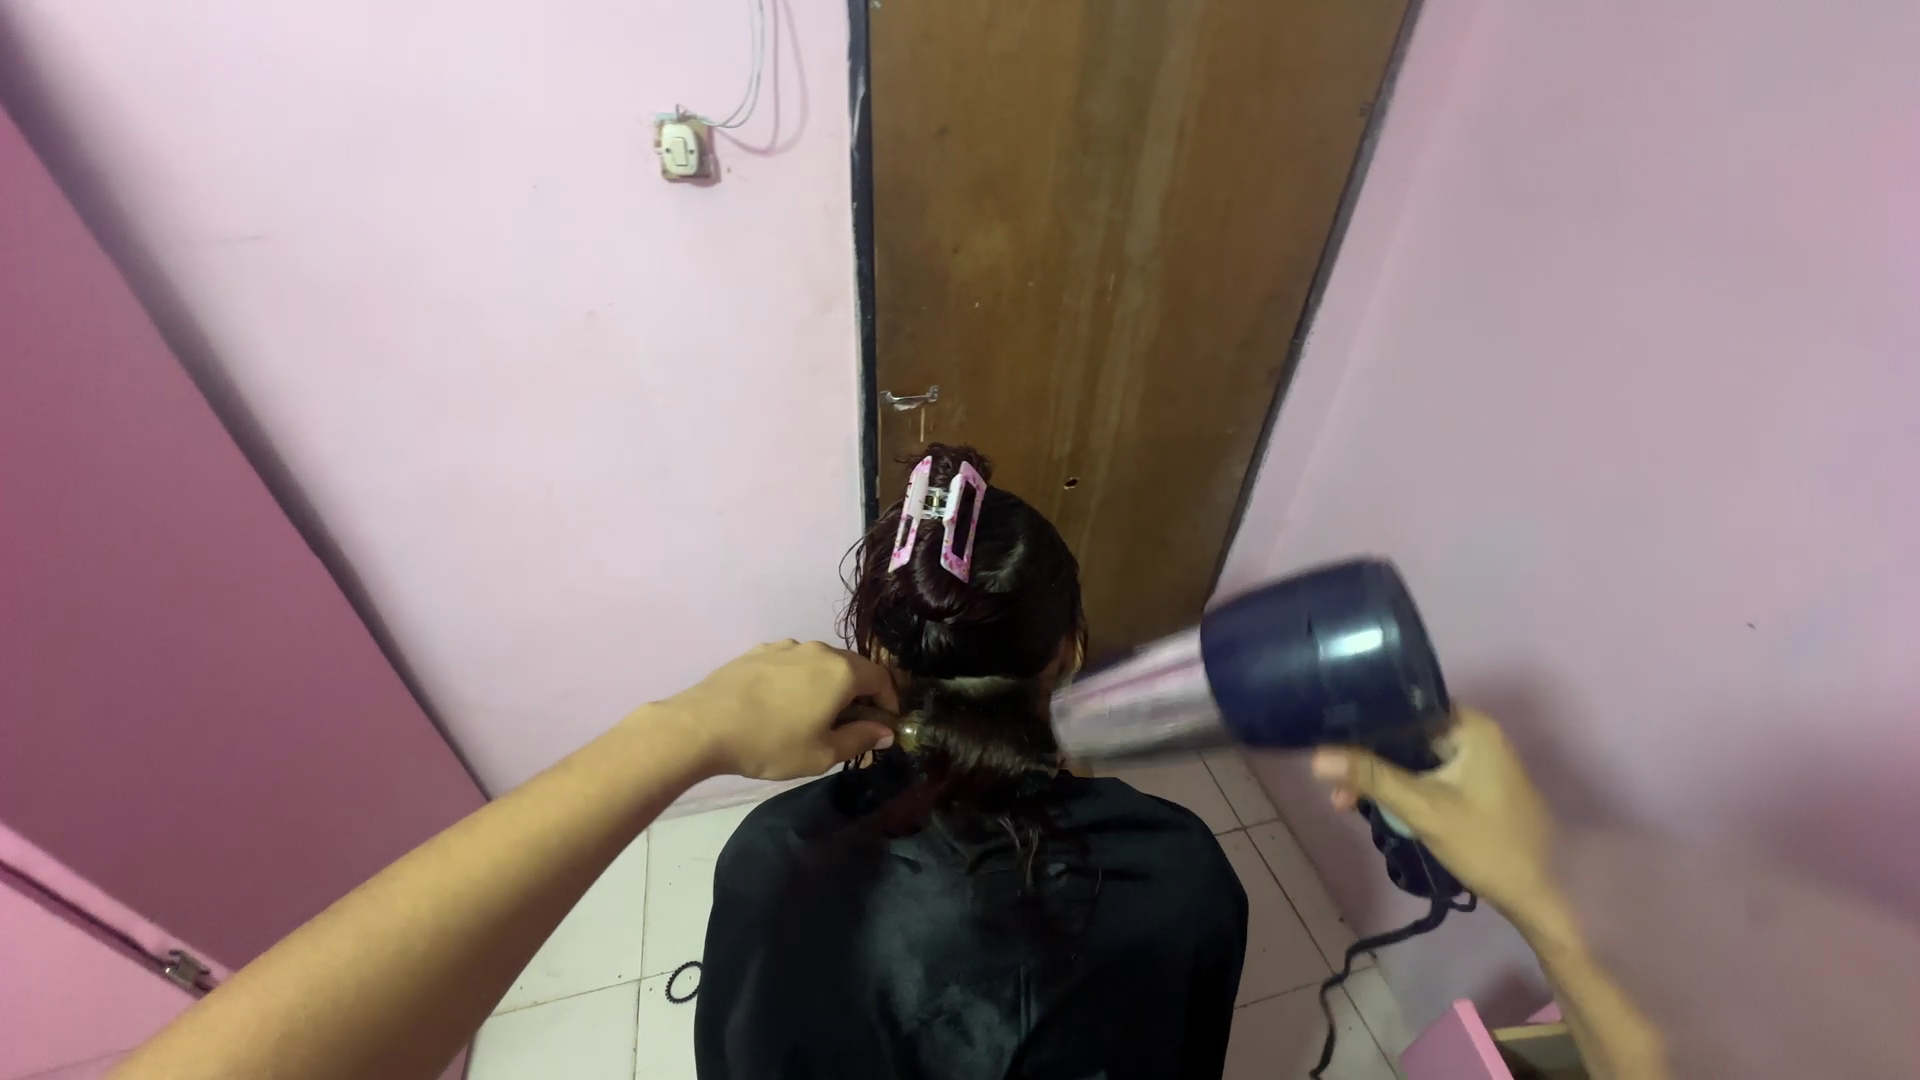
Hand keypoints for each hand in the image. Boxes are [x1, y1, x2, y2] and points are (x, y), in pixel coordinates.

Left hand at [646, 640, 899, 780]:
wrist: (703, 725)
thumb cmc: (771, 743)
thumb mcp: (822, 753)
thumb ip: (860, 739)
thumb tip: (886, 731)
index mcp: (842, 671)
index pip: (882, 678)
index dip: (889, 702)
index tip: (884, 725)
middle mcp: (819, 650)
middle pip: (853, 667)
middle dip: (860, 693)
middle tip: (852, 724)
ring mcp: (787, 647)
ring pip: (821, 663)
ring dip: (828, 685)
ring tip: (813, 714)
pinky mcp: (759, 651)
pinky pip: (793, 663)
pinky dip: (799, 680)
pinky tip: (781, 704)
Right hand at [1311, 708, 1561, 924]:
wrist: (1537, 900)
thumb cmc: (1486, 845)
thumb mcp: (1422, 809)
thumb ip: (1370, 777)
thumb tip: (1315, 756)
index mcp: (1469, 725)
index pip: (1401, 704)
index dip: (1362, 718)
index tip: (1328, 736)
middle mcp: (1473, 732)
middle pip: (1402, 730)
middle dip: (1365, 755)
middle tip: (1334, 780)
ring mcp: (1473, 756)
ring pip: (1408, 753)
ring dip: (1378, 774)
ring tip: (1346, 798)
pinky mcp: (1470, 780)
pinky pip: (1422, 769)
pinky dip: (1398, 784)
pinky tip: (1373, 802)